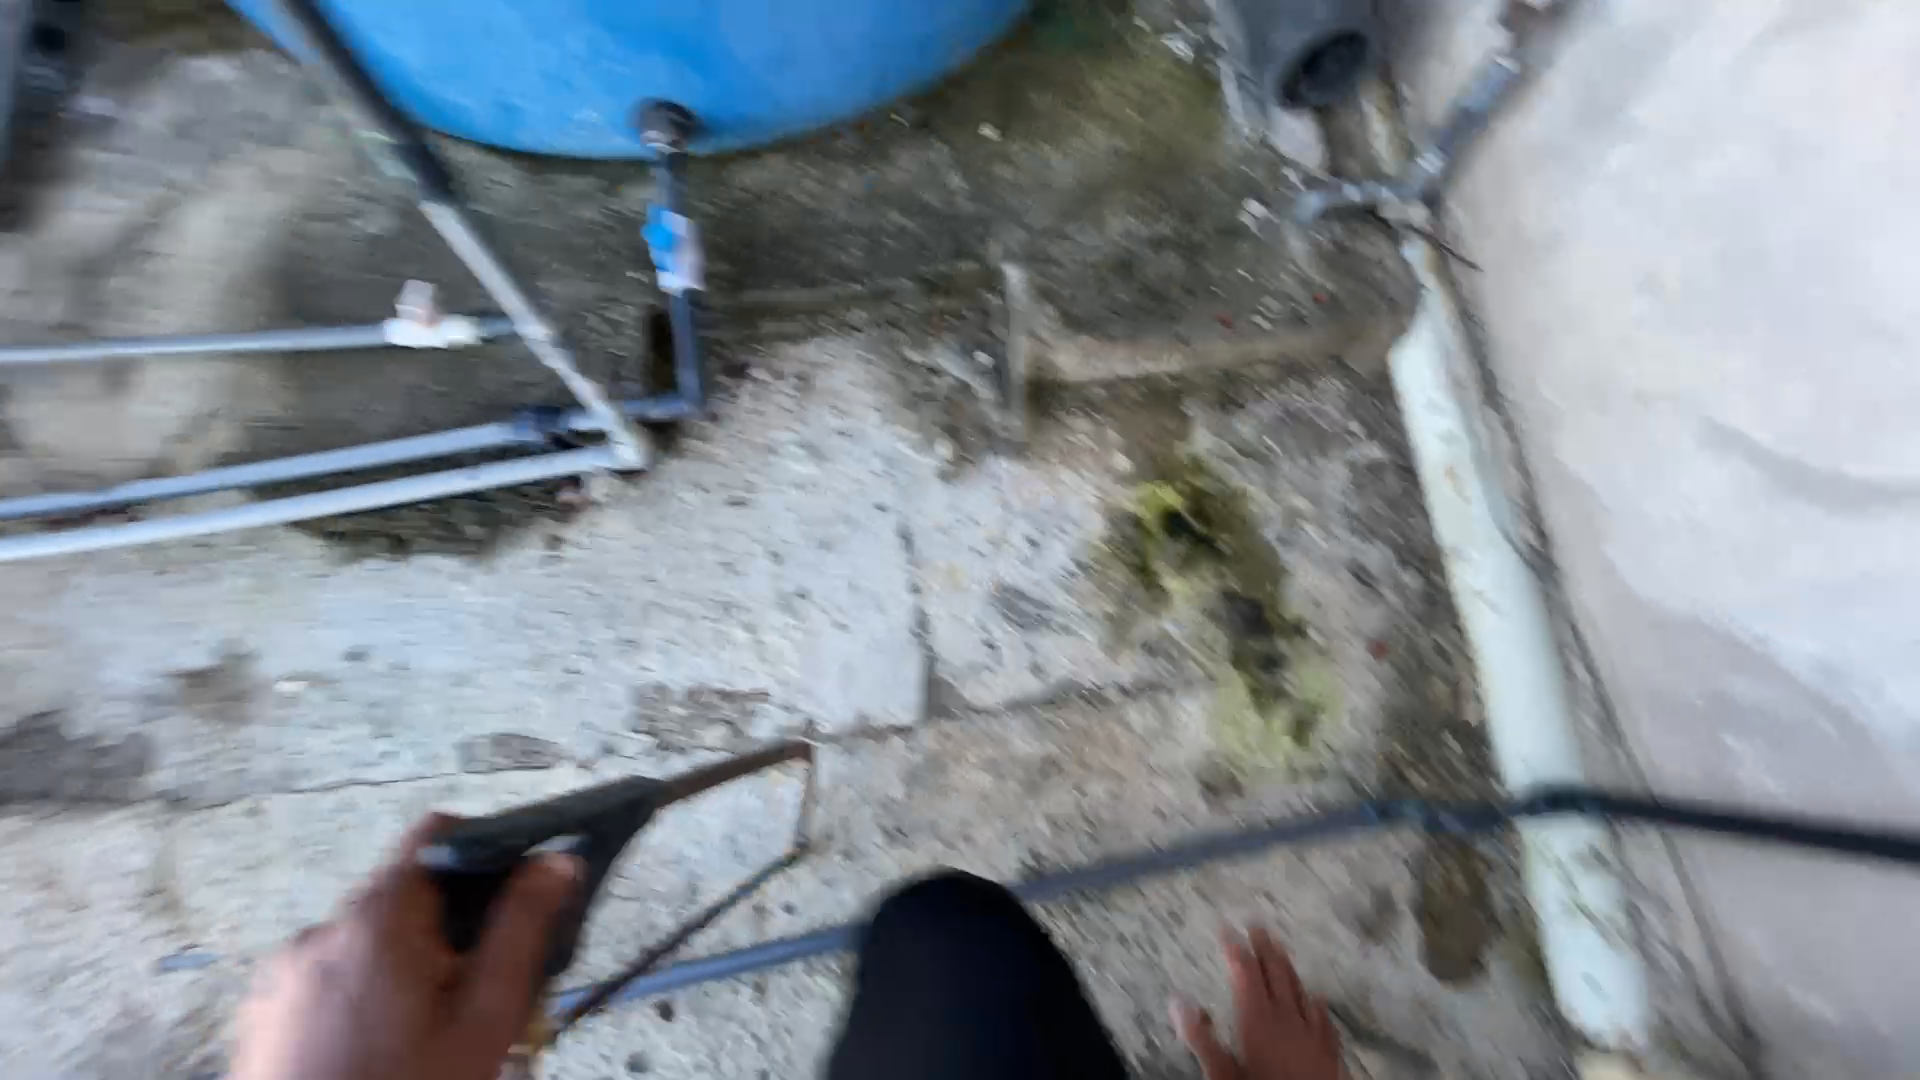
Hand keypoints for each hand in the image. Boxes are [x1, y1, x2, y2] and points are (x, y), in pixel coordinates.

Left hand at [230, 814, 580, 1079]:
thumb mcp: (487, 1012)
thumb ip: (524, 925)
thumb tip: (559, 858)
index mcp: (378, 917)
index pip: (436, 834)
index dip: (484, 845)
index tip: (510, 889)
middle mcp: (320, 930)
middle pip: (406, 886)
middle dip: (451, 916)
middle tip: (478, 976)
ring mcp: (280, 973)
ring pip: (369, 930)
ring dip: (406, 951)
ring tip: (428, 1017)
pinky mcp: (258, 1011)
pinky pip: (329, 966)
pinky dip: (363, 979)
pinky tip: (377, 1035)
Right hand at [1173, 927, 1342, 1079]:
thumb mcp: (1222, 1071)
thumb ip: (1201, 1036)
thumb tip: (1176, 1001)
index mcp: (1257, 1017)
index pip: (1244, 970)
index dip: (1234, 946)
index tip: (1225, 925)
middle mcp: (1286, 1017)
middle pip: (1274, 972)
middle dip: (1264, 946)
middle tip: (1256, 923)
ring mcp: (1311, 1033)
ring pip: (1298, 989)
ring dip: (1288, 966)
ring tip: (1281, 947)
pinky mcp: (1329, 1053)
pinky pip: (1323, 1019)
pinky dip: (1316, 1002)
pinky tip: (1317, 996)